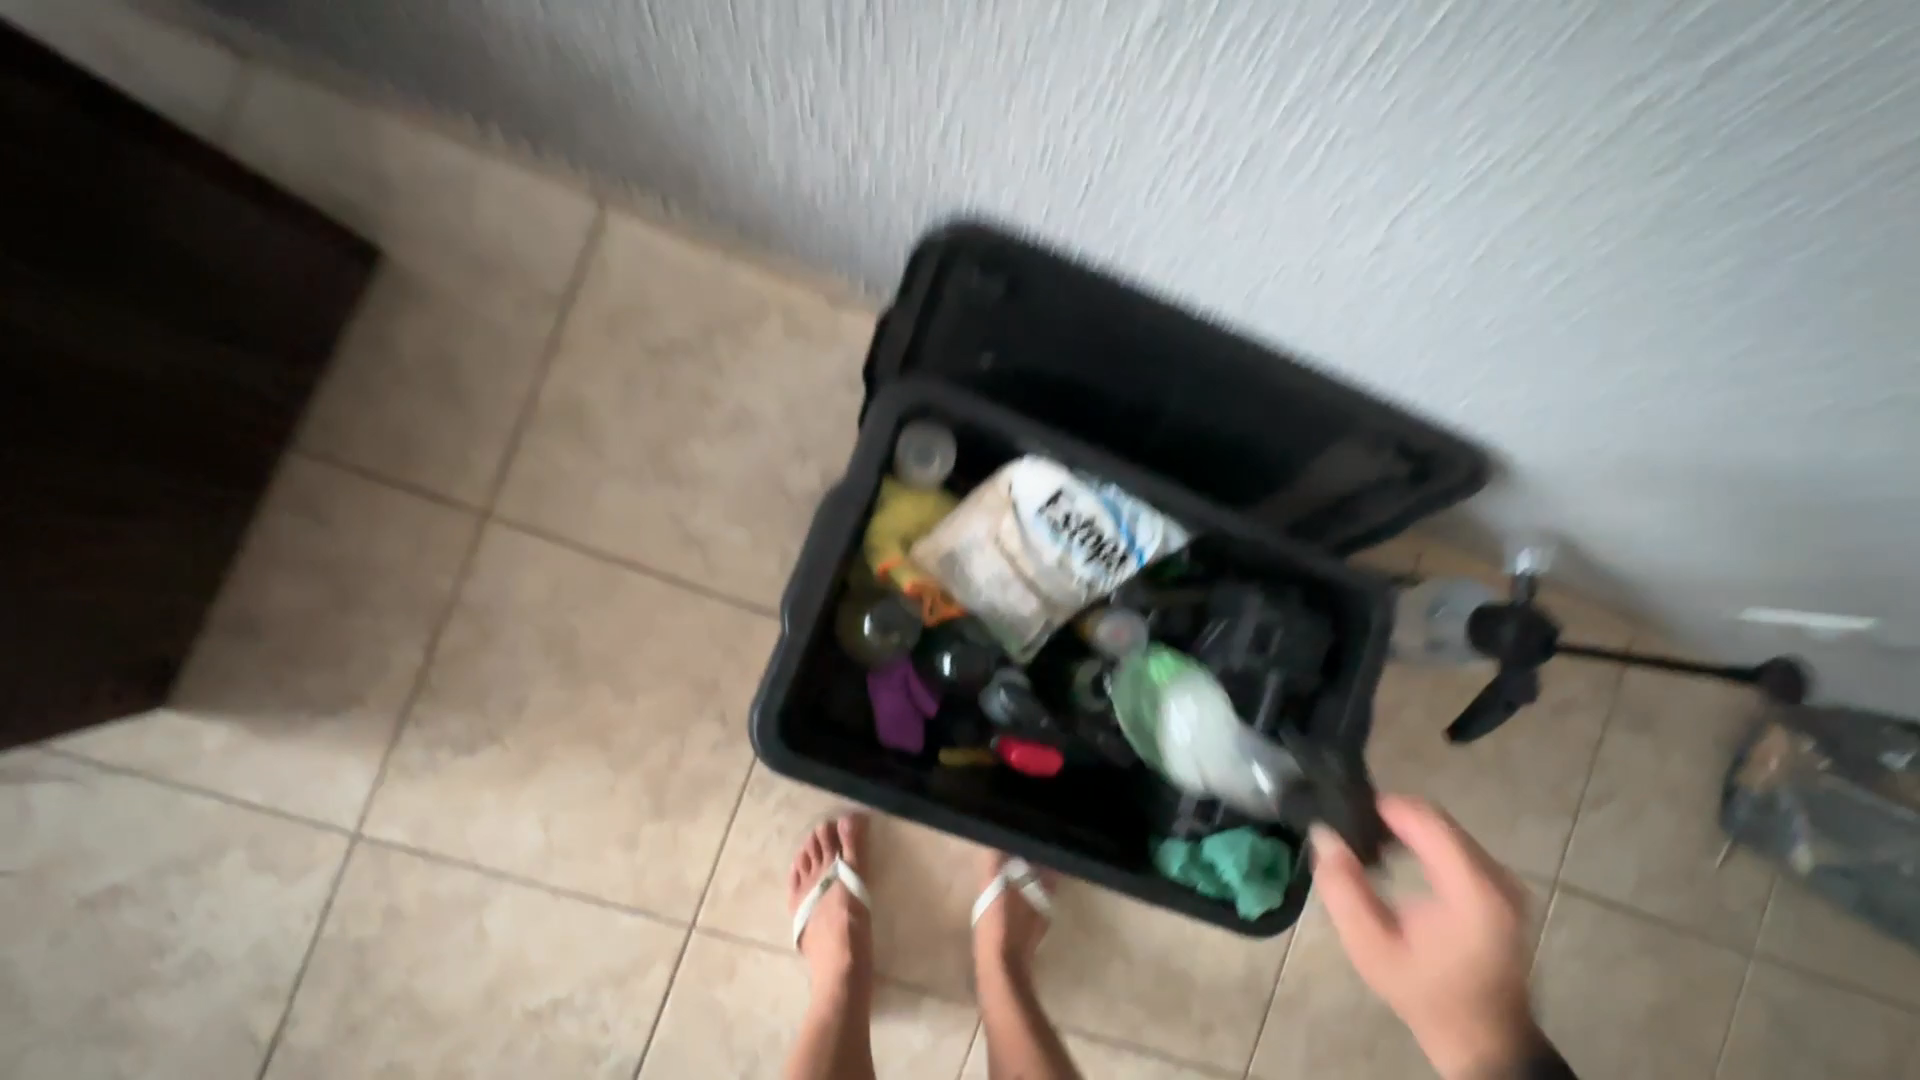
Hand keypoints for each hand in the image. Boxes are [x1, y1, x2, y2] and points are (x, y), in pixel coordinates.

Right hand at [1311, 796, 1540, 1079]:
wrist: (1483, 1037)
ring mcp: (1505, 883)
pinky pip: (1458, 847)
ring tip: (1369, 845)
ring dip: (1408, 829)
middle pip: (1438, 820)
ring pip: (1448, 830)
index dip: (1384, 807)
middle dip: (1392, 817)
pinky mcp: (1503, 890)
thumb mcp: (1370, 946)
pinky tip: (1399, 862)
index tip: (1345, 810)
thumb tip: (1324, 835)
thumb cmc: (1423, 992)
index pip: (1426, 820)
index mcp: (1471, 890)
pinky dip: (1426, 843)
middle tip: (1351, 829)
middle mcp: (1497, 878)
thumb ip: (1343, 888)